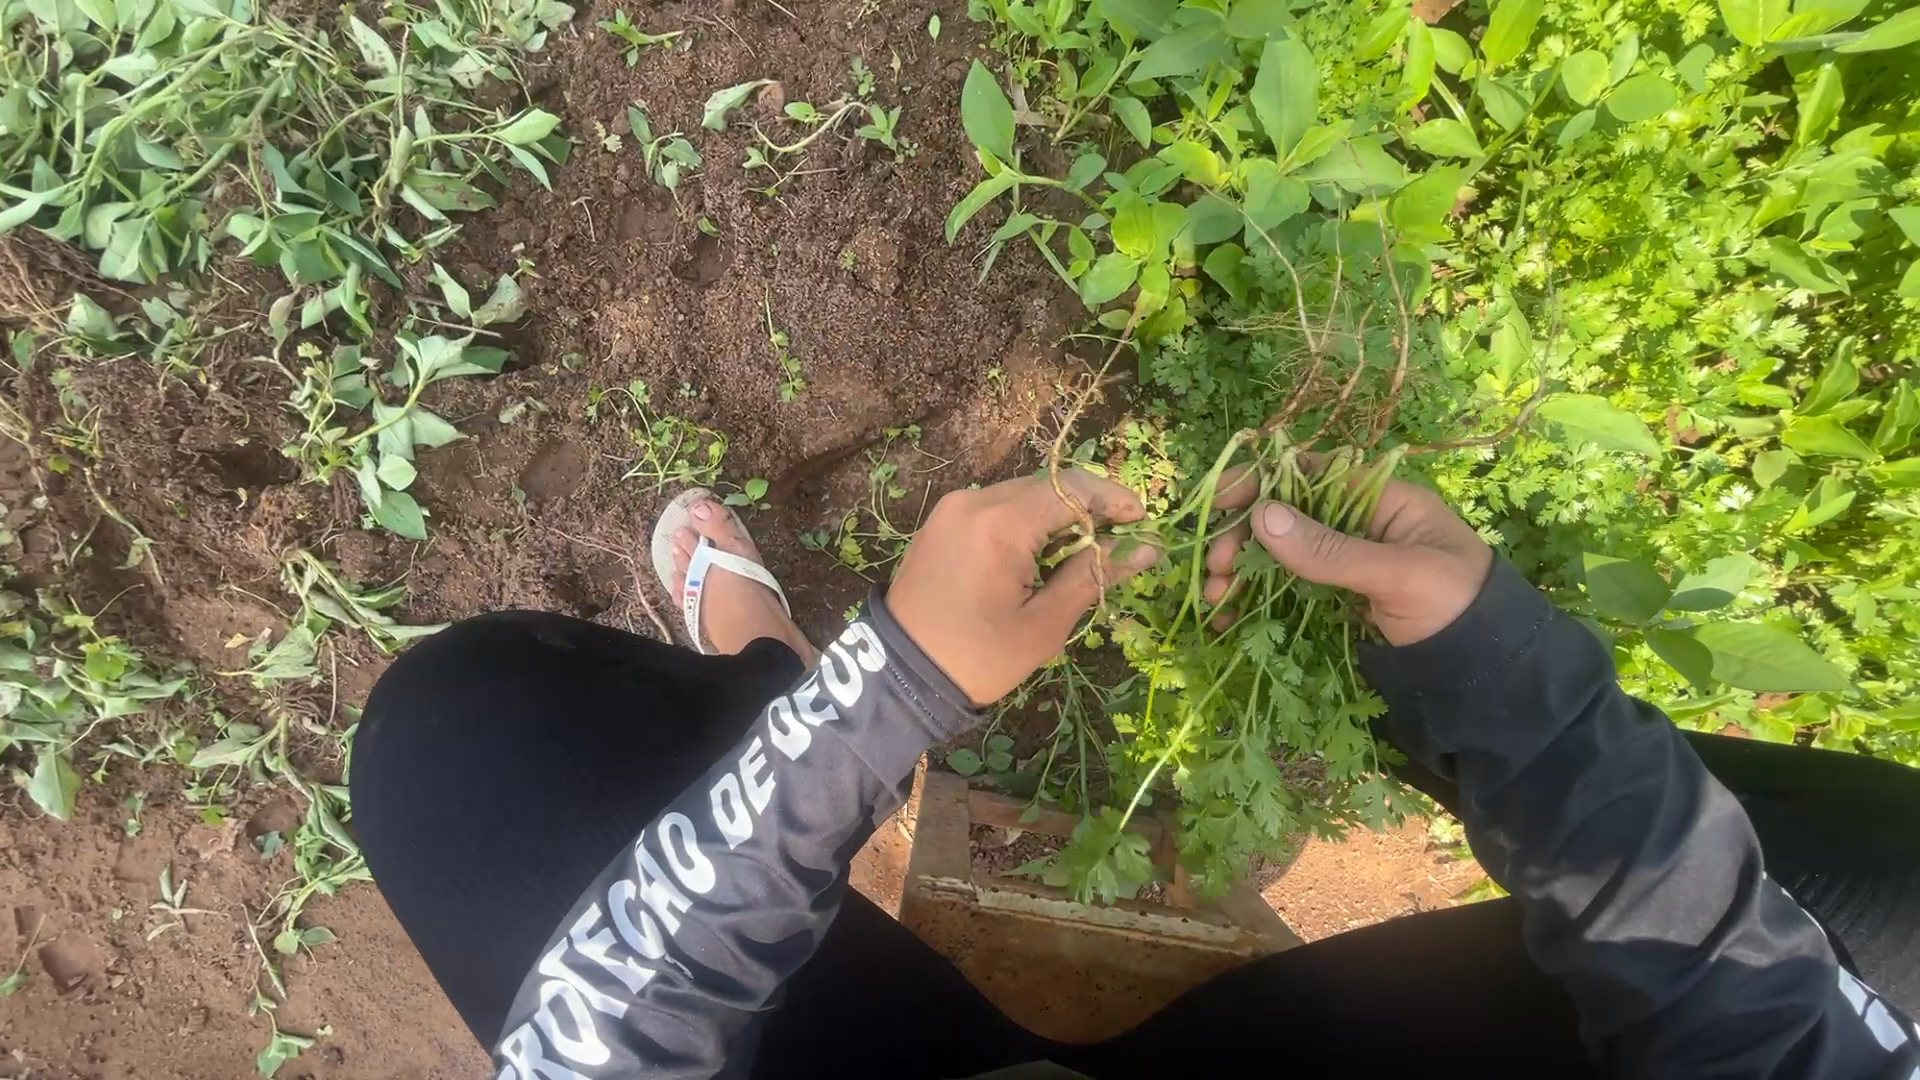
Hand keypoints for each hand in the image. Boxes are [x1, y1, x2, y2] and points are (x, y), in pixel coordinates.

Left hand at [888, 471, 1159, 704]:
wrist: (899, 674)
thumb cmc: (978, 657)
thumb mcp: (1043, 625)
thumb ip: (1094, 576)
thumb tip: (1146, 548)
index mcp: (1000, 523)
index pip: (1073, 489)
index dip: (1114, 499)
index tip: (1141, 521)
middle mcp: (973, 501)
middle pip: (1048, 487)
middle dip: (1087, 510)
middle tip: (1114, 545)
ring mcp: (951, 508)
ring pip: (1021, 495)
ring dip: (1055, 517)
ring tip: (1076, 557)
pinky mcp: (941, 521)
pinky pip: (994, 508)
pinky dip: (1023, 523)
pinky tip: (1036, 557)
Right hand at [1203, 465, 1492, 645]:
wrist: (1489, 672)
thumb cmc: (1456, 608)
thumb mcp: (1398, 574)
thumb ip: (1331, 548)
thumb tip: (1261, 514)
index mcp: (1377, 499)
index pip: (1307, 474)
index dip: (1259, 482)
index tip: (1219, 503)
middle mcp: (1353, 522)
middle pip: (1281, 515)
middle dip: (1242, 538)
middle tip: (1215, 568)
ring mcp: (1340, 560)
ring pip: (1275, 552)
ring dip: (1240, 570)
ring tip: (1216, 598)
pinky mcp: (1331, 594)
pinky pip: (1282, 586)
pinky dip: (1253, 597)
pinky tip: (1230, 614)